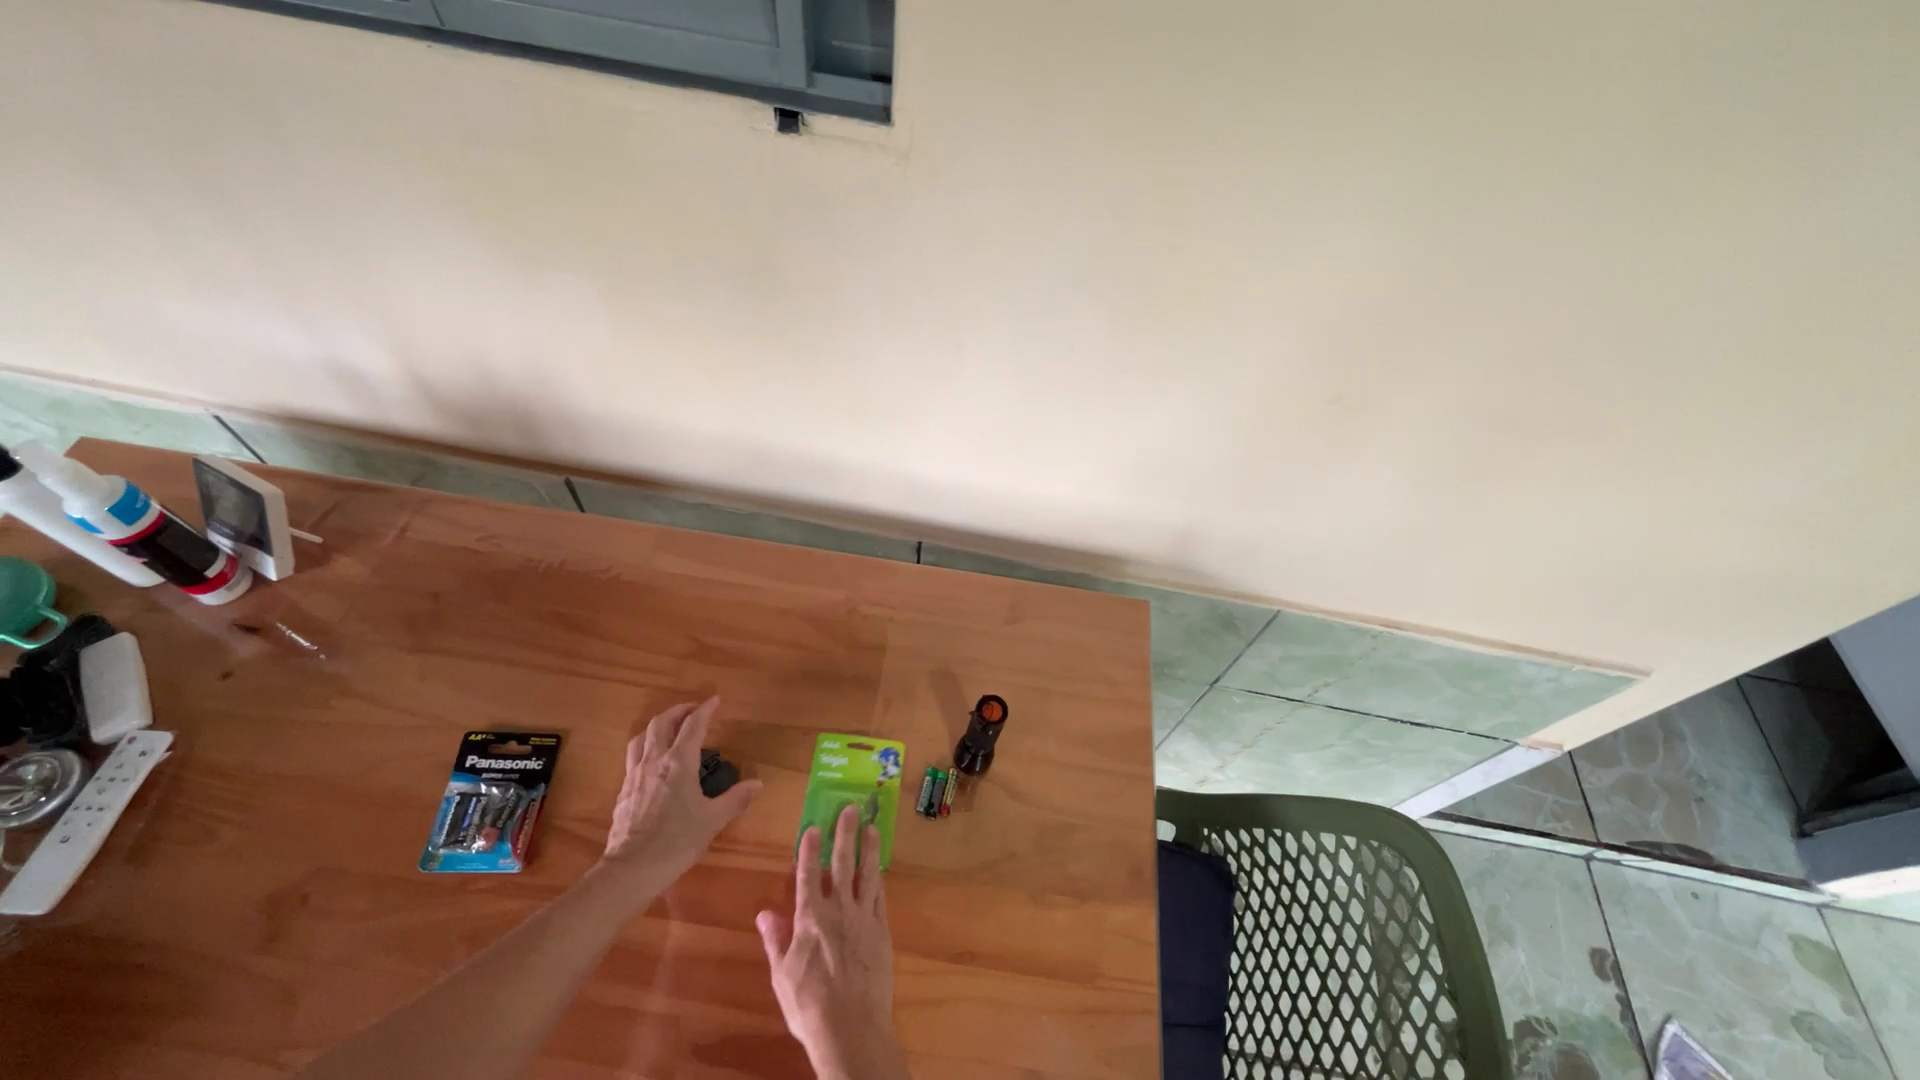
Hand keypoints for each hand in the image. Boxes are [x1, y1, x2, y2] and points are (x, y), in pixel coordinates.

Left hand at [601, 698, 761, 885]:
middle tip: (692, 710)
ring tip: (669, 730)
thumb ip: (735, 799)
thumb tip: (758, 784)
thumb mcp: (713, 820)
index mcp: (679, 763)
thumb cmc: (676, 841)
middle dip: (678, 711)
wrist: (631, 868)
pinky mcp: (623, 791)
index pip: (693, 726)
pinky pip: (633, 758)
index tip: (714, 700)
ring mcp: (634, 775)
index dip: (704, 710)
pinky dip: (645, 749)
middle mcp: (654, 761)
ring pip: (641, 737)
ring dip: (657, 727)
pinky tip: (653, 764)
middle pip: (661, 724)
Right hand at [757, 805, 908, 1079]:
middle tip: (850, 810)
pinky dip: (879, 880)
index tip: (813, 826)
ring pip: (867, 875)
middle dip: (844, 835)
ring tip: (872, 828)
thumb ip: (776, 941)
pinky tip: (880, 869)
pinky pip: (880, 898)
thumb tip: (764, 914)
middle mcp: (839, 911)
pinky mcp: (882, 932)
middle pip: (842, 865)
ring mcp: (864, 919)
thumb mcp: (782, 975)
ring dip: (868, 849)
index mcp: (810, 919)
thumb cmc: (809, 1004)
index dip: (810, 849)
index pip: (808, 875)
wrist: (851, 1027)